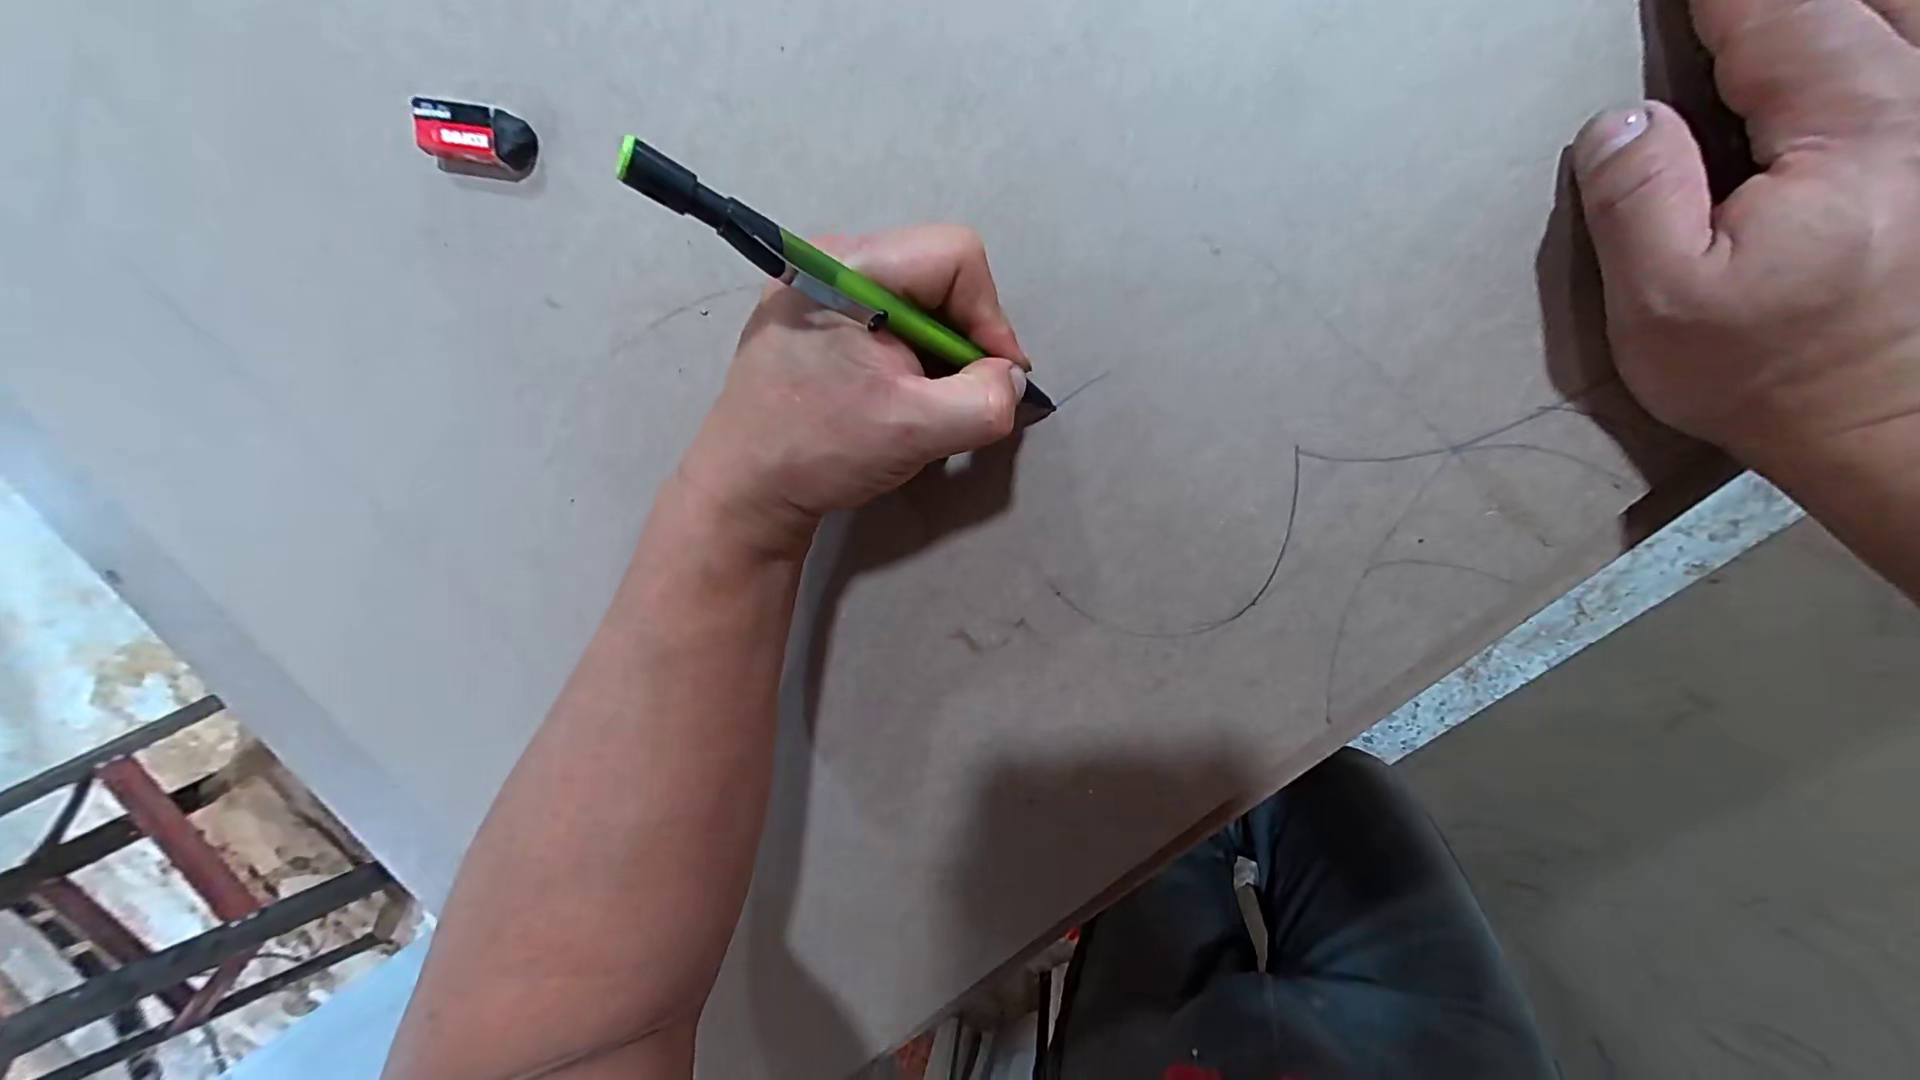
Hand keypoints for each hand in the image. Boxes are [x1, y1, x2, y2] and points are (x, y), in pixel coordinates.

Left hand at [675, 226, 1030, 557]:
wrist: (746, 491)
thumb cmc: (820, 454)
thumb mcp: (918, 431)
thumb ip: (986, 401)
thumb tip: (1011, 379)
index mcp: (846, 267)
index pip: (956, 258)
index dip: (990, 319)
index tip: (997, 378)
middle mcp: (828, 261)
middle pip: (937, 276)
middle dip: (964, 340)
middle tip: (962, 397)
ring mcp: (817, 289)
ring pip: (917, 301)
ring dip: (940, 354)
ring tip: (926, 403)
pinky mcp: (815, 319)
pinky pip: (888, 320)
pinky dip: (912, 358)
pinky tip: (898, 397)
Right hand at [1572, 0, 1919, 473]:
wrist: (1870, 417)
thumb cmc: (1747, 365)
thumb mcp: (1661, 296)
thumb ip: (1637, 200)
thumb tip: (1618, 121)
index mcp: (1852, 137)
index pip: (1786, 28)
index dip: (1726, 0)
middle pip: (1872, 5)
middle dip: (1789, 2)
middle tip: (1718, 10)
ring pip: (1911, 21)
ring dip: (1845, 13)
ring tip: (1772, 23)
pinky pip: (1918, 59)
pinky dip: (1880, 36)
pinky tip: (1849, 46)